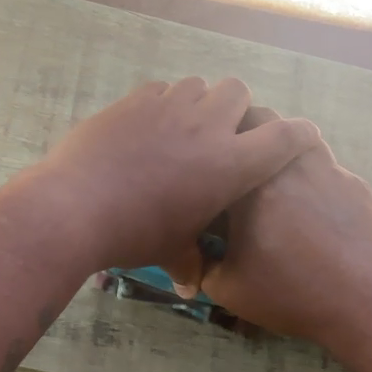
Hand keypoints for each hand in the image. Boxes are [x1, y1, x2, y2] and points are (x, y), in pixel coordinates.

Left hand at [18, 79, 319, 272]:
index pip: (286, 135)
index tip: (294, 141)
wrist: (75, 207)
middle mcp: (207, 125)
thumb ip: (189, 262)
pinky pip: (161, 89)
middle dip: (235, 110)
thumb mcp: (170, 251)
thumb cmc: (134, 234)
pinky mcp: (134, 100)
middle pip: (239, 91)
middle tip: (218, 139)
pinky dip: (162, 104)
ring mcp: (168, 106)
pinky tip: (146, 130)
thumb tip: (191, 288)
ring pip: (198, 84)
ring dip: (197, 103)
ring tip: (180, 133)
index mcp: (231, 164)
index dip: (297, 135)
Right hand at [167, 107, 371, 347]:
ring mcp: (326, 169)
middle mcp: (287, 166)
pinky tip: (310, 204)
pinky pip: (325, 164)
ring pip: (298, 134)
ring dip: (281, 145)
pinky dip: (310, 172)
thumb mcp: (227, 288)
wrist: (364, 305)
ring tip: (273, 174)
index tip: (207, 152)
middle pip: (263, 118)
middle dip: (247, 128)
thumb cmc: (289, 296)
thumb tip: (187, 251)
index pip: (224, 138)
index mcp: (250, 187)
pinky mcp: (354, 183)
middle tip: (238, 156)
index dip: (213, 138)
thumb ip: (199, 264)